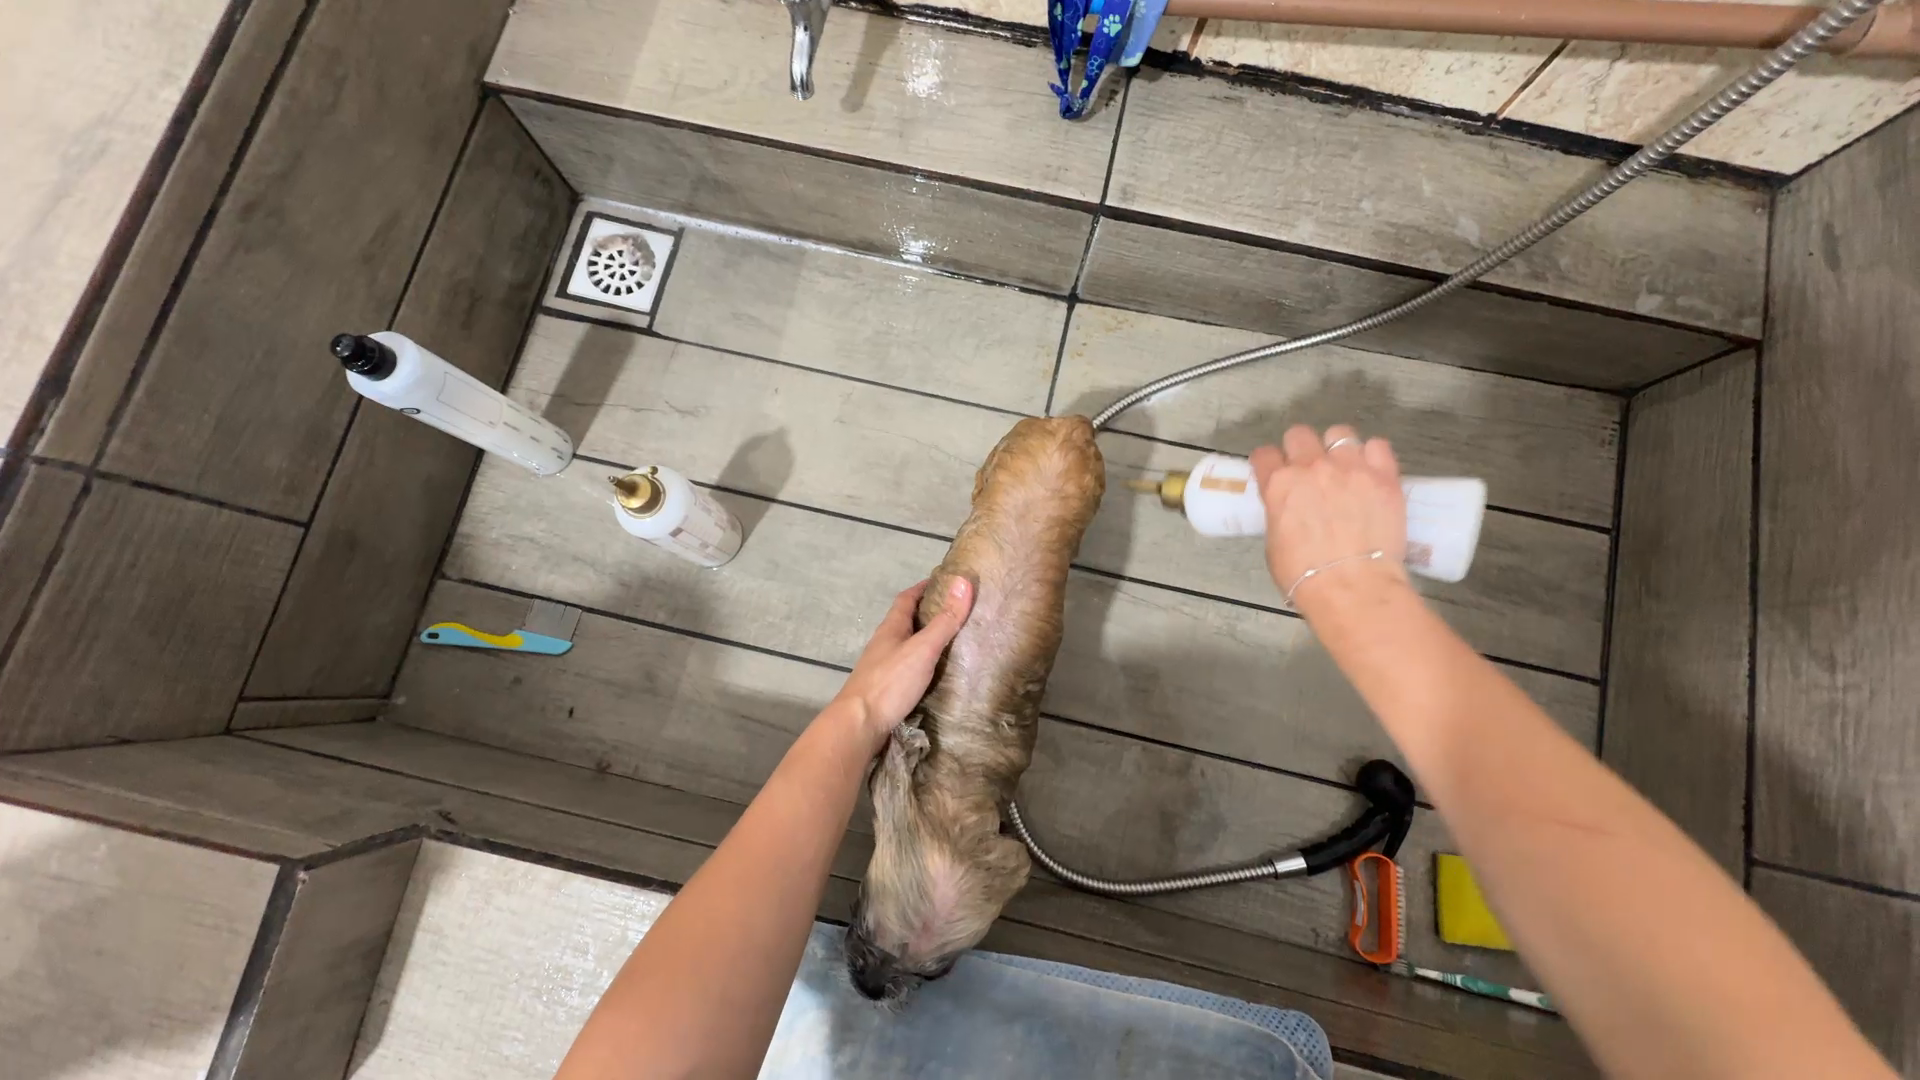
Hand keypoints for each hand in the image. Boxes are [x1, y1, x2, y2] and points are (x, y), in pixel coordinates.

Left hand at [829, 577, 973, 750]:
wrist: (859, 725)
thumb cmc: (890, 682)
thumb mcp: (923, 648)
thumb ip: (945, 620)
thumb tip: (963, 581)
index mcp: (891, 628)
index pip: (906, 598)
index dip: (924, 587)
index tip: (945, 581)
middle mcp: (884, 643)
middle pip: (906, 620)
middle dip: (928, 612)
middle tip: (956, 611)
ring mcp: (883, 667)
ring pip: (907, 645)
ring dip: (925, 639)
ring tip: (952, 640)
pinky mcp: (886, 688)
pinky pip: (907, 667)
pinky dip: (923, 663)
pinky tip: (935, 672)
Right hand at [1251, 424, 1409, 611]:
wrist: (1351, 586)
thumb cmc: (1304, 575)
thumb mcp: (1274, 542)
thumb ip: (1279, 514)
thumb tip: (1289, 511)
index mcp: (1278, 485)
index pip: (1264, 455)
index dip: (1267, 462)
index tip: (1272, 470)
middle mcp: (1311, 467)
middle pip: (1299, 434)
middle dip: (1299, 448)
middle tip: (1307, 468)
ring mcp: (1350, 468)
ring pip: (1339, 433)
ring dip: (1336, 447)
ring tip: (1342, 465)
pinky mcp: (1384, 476)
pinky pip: (1378, 446)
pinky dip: (1373, 455)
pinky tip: (1371, 471)